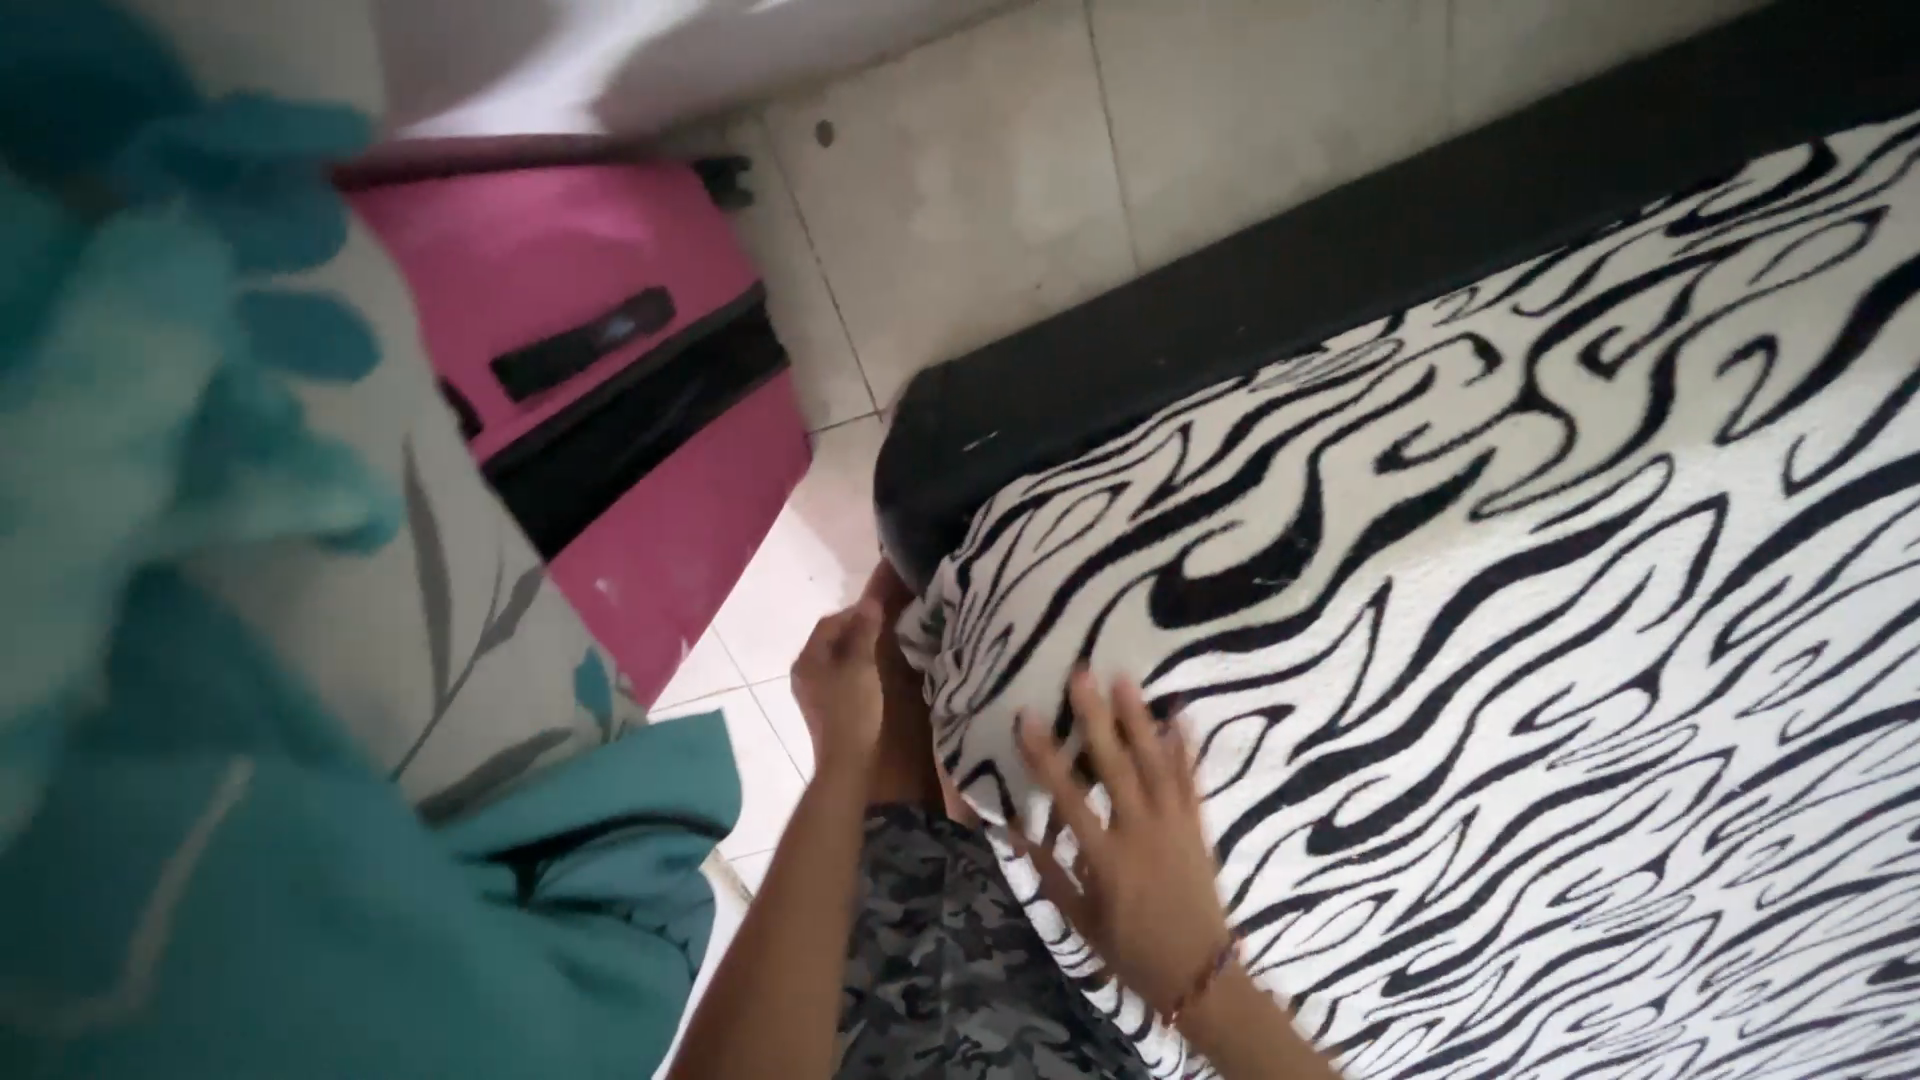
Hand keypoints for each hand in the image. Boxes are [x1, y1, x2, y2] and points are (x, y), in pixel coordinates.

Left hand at [789, 599, 884, 775]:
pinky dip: (854, 667)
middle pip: (829, 640)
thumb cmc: (853, 709)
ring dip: (855, 648)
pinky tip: (872, 673)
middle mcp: (804, 672)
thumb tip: (869, 601)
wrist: (847, 762)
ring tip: (881, 647)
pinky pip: (838, 675)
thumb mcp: (861, 665)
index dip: (854, 612)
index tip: (880, 612)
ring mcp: (812, 691)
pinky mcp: (824, 707)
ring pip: (834, 658)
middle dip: (855, 629)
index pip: (828, 623)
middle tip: (883, 627)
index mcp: (807, 659)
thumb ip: (864, 632)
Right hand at [1013, 668, 1233, 1019]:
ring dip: (1139, 719)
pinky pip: (1190, 780)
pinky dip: (1184, 747)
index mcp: (1106, 859)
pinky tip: (1179, 715)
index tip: (1027, 718)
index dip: (1045, 756)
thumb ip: (1048, 870)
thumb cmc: (1131, 951)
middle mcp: (1141, 833)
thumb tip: (1015, 827)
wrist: (1200, 977)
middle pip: (1116, 767)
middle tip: (1082, 675)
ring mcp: (1175, 826)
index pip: (1068, 797)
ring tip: (1126, 680)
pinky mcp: (1198, 827)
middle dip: (1096, 718)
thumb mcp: (1079, 919)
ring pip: (1155, 764)